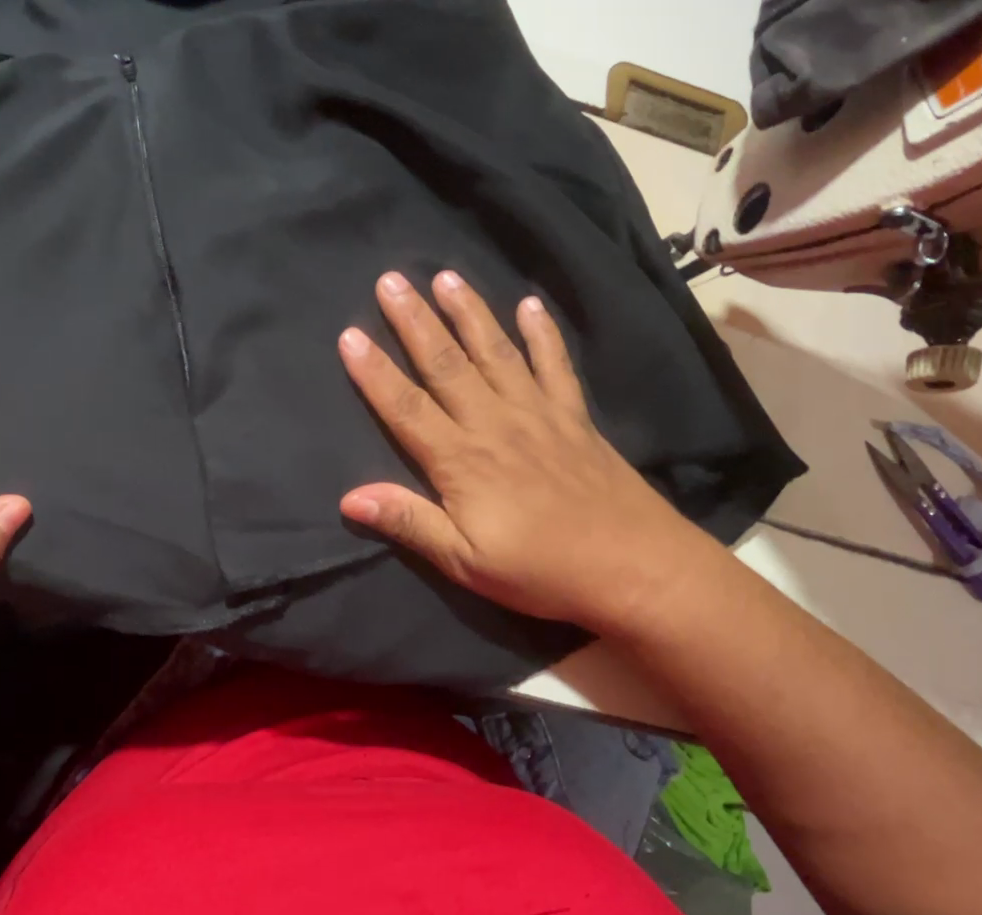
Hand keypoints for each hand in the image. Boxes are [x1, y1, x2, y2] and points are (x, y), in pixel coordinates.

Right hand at [338, 271, 726, 632]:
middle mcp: (495, 425)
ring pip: (495, 353)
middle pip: (447, 365)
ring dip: (469, 313)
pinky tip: (530, 306)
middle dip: (415, 322)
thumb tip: (349, 497)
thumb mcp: (463, 560)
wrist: (632, 565)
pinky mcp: (573, 419)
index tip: (349, 334)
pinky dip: (542, 335)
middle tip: (391, 280)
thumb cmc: (538, 569)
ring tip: (446, 276)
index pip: (406, 408)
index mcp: (461, 461)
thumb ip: (409, 522)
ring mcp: (538, 415)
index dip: (375, 373)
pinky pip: (554, 366)